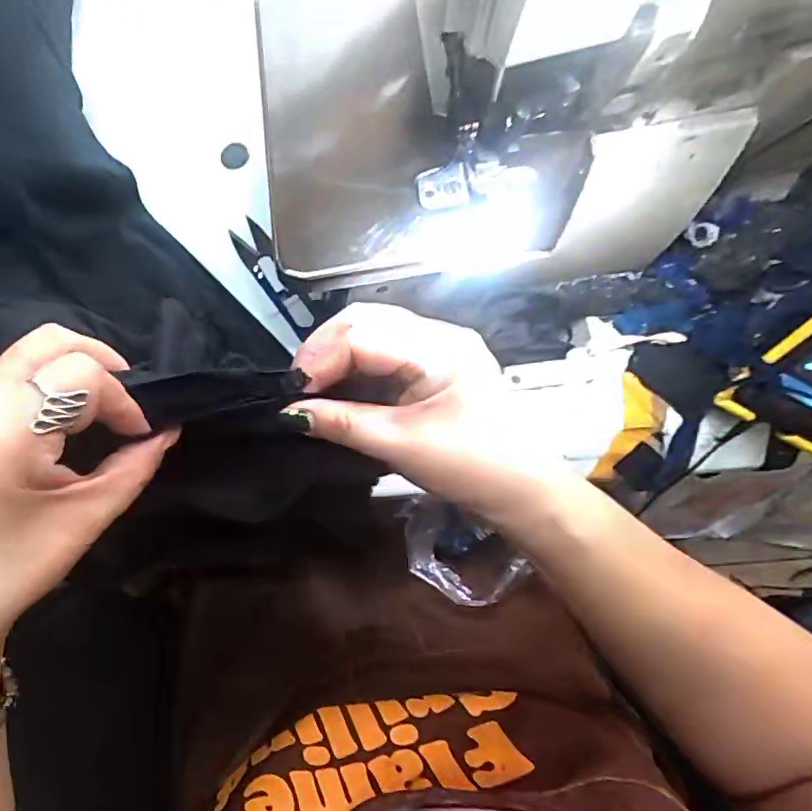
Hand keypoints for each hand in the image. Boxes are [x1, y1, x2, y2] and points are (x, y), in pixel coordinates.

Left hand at [0, 325, 179, 650]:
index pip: (77, 373)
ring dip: (71, 370)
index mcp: (2, 430)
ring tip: (99, 411)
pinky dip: (46, 385)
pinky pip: (8, 378)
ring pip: (26, 354)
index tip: (139, 432)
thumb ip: (132, 467)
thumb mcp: (85, 517)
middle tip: (125, 404)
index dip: (120, 397)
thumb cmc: (18, 567)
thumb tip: (165, 430)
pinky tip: (64, 421)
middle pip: (46, 341)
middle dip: (98, 361)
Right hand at [288, 303, 572, 520]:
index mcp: (439, 347)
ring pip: (365, 335)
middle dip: (320, 352)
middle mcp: (436, 336)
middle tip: (296, 391)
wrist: (521, 489)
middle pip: (361, 321)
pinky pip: (375, 356)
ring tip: (309, 394)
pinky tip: (332, 394)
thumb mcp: (401, 445)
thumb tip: (290, 414)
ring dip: (331, 361)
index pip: (361, 333)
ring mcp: (431, 349)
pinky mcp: (425, 368)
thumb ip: (343, 424)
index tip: (293, 396)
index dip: (319, 359)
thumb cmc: (473, 466)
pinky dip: (347, 372)